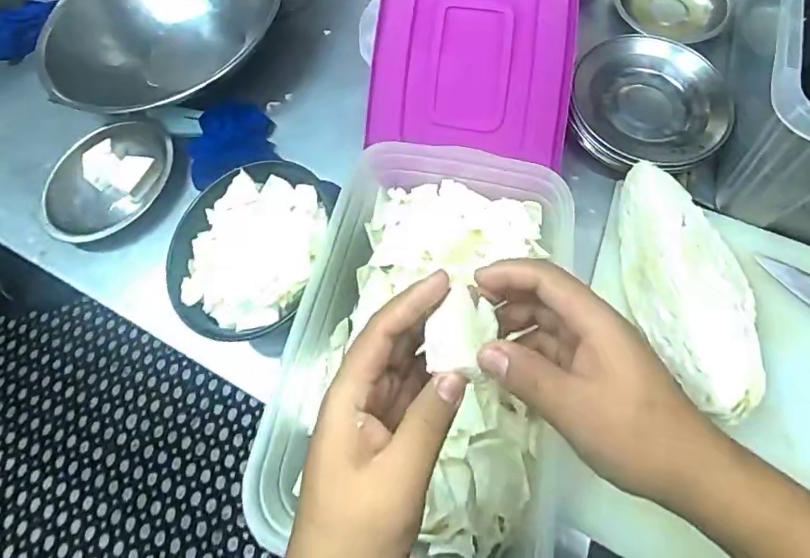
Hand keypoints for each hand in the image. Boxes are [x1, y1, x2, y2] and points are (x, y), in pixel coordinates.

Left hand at [289, 270, 466, 557]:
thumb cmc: (356, 530)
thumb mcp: (397, 477)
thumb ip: (428, 422)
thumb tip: (458, 371)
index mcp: (346, 394)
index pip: (379, 334)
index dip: (409, 302)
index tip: (442, 280)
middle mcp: (356, 396)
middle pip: (389, 343)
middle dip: (421, 315)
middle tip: (460, 293)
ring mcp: (370, 418)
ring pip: (402, 367)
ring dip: (429, 344)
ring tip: (463, 319)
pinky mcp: (384, 439)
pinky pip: (409, 396)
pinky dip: (432, 379)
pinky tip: (455, 365)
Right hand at [474, 258, 718, 506]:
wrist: (692, 472)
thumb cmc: (636, 434)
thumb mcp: (575, 408)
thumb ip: (527, 376)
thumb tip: (483, 350)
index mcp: (595, 319)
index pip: (546, 278)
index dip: (508, 272)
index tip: (474, 283)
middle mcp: (594, 324)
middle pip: (545, 295)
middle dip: (506, 298)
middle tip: (469, 314)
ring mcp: (595, 347)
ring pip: (547, 322)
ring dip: (515, 326)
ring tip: (482, 343)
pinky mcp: (595, 370)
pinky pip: (554, 348)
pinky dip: (528, 352)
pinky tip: (507, 370)